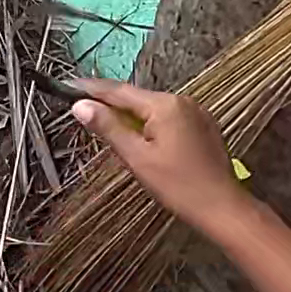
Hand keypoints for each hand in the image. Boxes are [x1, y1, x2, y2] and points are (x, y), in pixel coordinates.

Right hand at [70, 78, 254, 233]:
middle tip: (83, 110)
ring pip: (151, 110)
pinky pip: (167, 119)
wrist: (221, 206)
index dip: (92, 89)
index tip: (69, 85)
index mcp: (164, 105)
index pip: (119, 92)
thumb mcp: (136, 157)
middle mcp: (182, 101)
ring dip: (129, 117)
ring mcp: (195, 112)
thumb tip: (80, 106)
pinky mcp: (202, 126)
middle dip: (110, 105)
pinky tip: (139, 140)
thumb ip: (108, 128)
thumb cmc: (176, 185)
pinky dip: (148, 125)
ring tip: (106, 127)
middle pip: (136, 99)